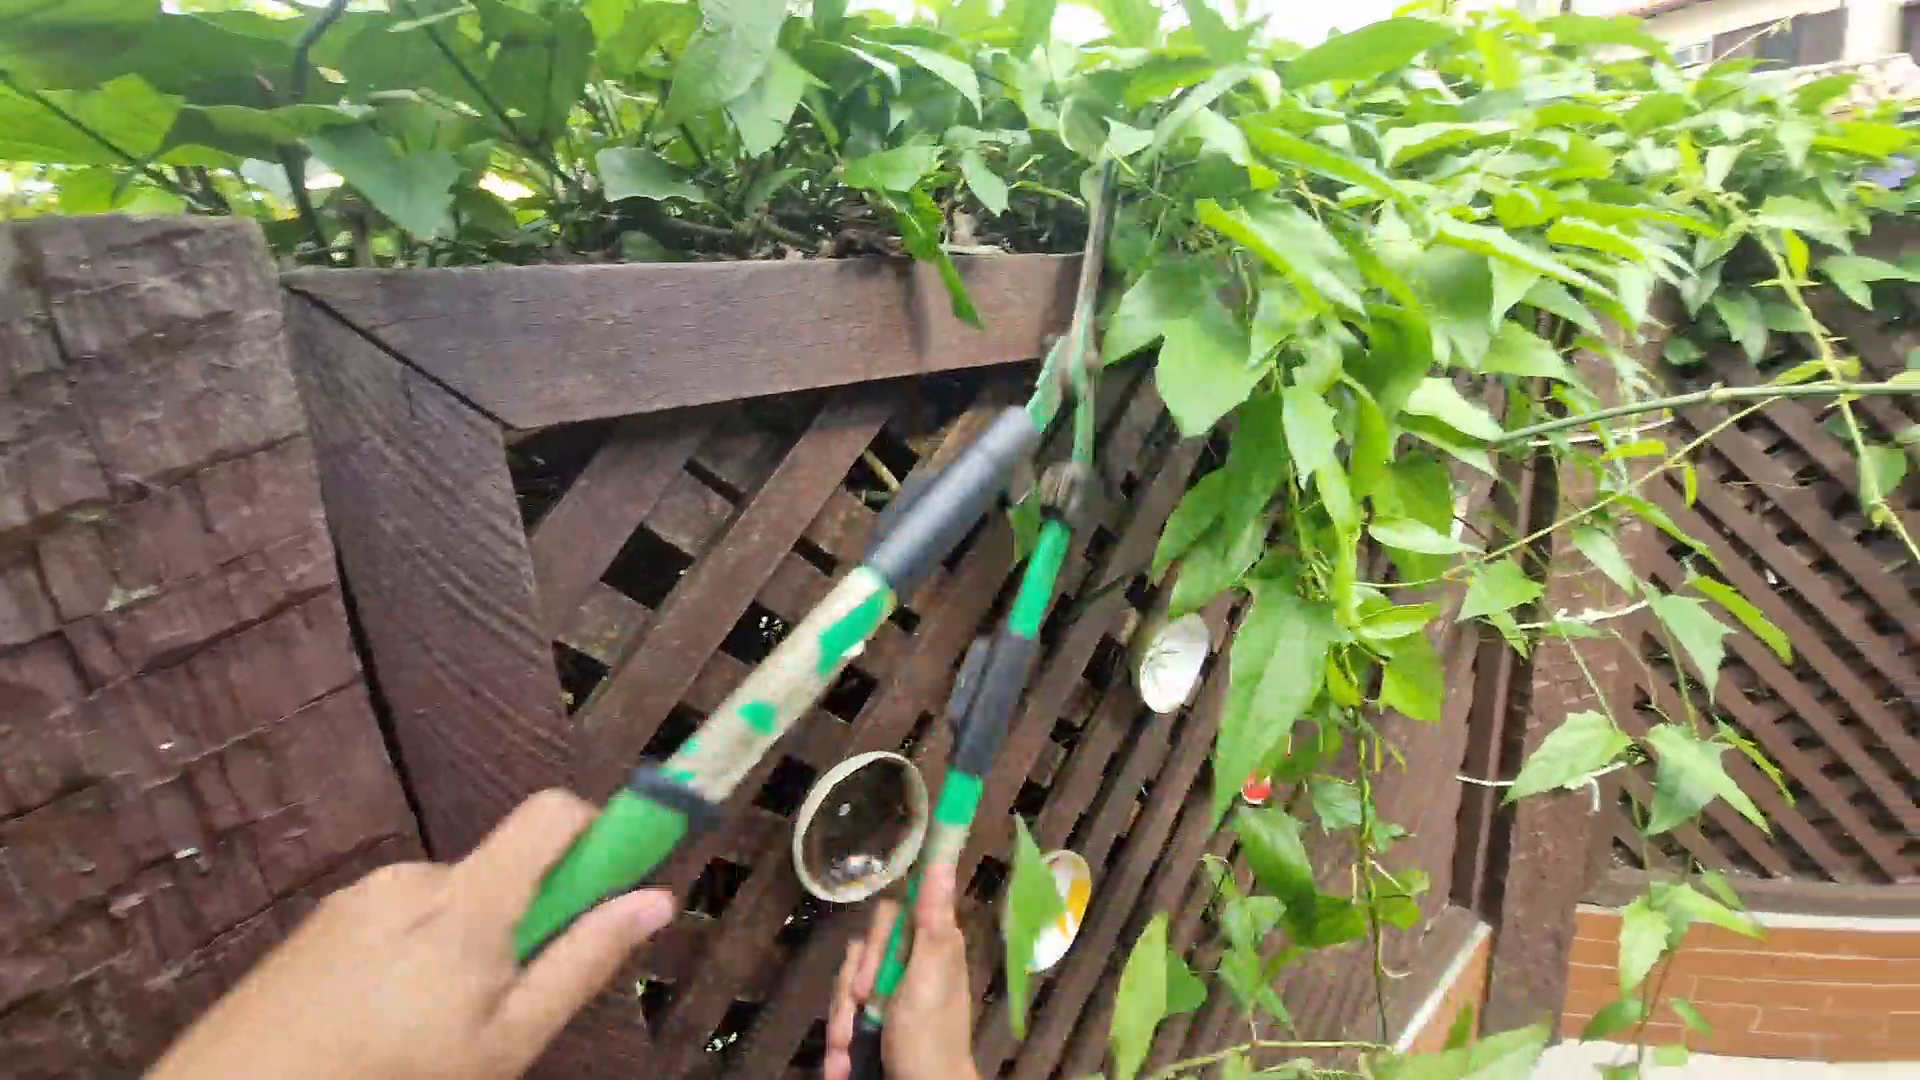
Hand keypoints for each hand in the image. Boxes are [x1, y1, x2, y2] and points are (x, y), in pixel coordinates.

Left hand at [148, 790, 675, 1079]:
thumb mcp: (503, 1045)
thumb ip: (582, 962)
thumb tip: (659, 900)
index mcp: (466, 899)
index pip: (552, 811)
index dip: (594, 828)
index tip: (604, 881)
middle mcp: (414, 877)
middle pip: (503, 865)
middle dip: (523, 913)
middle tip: (500, 998)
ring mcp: (356, 899)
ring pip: (451, 897)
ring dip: (466, 938)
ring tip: (427, 1025)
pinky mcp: (315, 926)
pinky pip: (398, 916)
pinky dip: (415, 950)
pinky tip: (376, 1021)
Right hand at [824, 864, 979, 1079]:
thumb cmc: (930, 1037)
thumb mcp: (930, 975)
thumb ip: (931, 919)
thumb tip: (941, 860)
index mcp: (931, 944)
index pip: (893, 910)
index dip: (878, 936)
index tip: (873, 967)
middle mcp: (909, 962)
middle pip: (864, 948)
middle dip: (854, 984)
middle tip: (864, 1010)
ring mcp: (889, 993)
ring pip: (848, 982)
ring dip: (842, 1019)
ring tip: (847, 1051)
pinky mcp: (871, 1021)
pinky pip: (843, 1013)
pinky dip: (839, 1042)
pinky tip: (843, 1064)